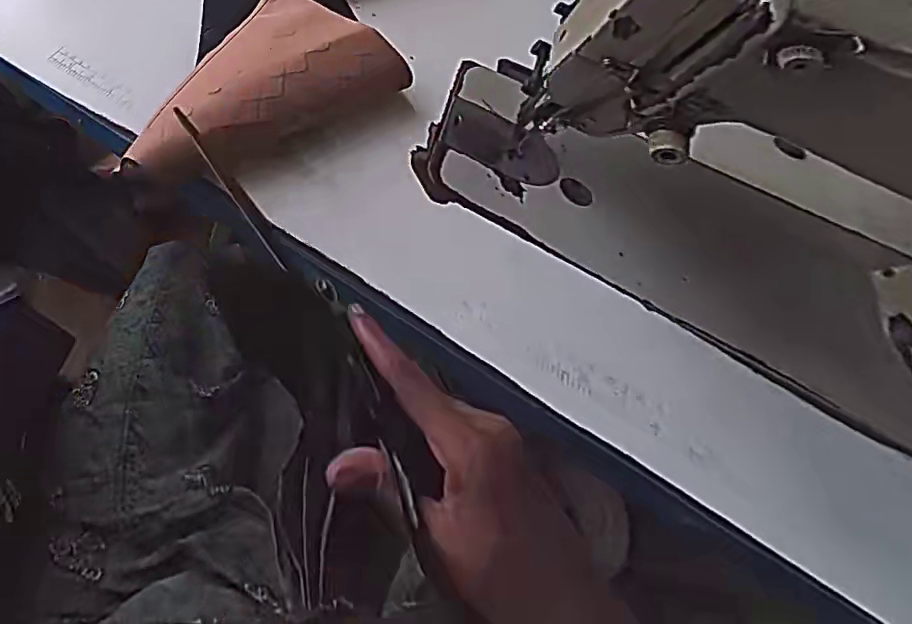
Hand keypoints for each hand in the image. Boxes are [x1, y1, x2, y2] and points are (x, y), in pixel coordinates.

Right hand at [328, 309, 631, 623]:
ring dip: (411, 408)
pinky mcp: (509, 449)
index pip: (412, 383)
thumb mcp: (436, 537)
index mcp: (473, 445)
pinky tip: (420, 447)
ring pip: (441, 407)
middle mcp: (492, 430)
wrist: (570, 610)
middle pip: (424, 392)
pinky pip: (458, 420)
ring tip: (381, 421)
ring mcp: (504, 438)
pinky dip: (432, 424)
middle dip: (388, 383)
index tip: (360, 317)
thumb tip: (341, 465)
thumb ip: (386, 488)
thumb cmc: (514, 582)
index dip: (380, 346)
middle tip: (354, 372)